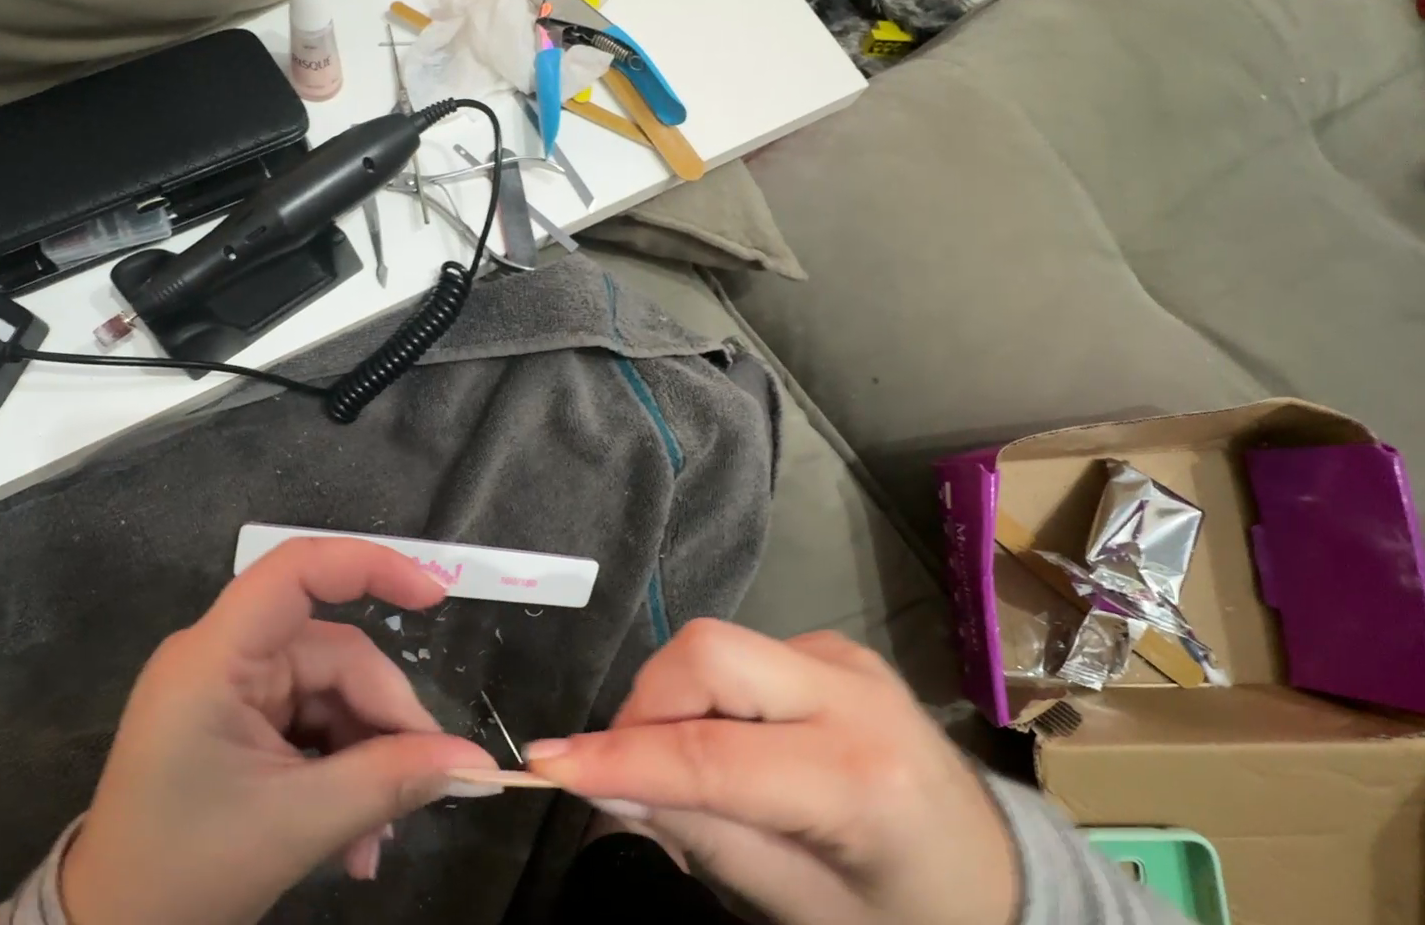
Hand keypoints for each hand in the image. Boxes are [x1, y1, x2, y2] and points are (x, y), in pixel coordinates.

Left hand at [59, 538, 499, 924]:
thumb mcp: (296, 825)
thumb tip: (476, 762)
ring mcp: (232, 690)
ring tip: (377, 839)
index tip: (435, 597)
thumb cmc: (181, 874)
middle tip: (426, 785)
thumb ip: (391, 781)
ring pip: (334, 697)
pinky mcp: (241, 722)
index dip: (370, 566)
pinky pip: (315, 727)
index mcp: (216, 657)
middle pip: (334, 655)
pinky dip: (344, 774)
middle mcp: (224, 657)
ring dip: (368, 762)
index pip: (296, 571)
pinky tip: (356, 838)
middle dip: (383, 721)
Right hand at [523, 620, 1018, 924]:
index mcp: (862, 779)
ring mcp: (842, 657)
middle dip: (643, 705)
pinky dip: (701, 695)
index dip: (621, 759)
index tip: (547, 764)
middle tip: (625, 770)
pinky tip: (722, 742)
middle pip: (707, 654)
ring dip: (668, 701)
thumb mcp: (803, 909)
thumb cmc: (906, 915)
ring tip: (675, 766)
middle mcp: (853, 693)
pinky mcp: (830, 647)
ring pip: (713, 647)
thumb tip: (607, 788)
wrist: (998, 873)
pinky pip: (736, 656)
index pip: (712, 755)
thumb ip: (704, 838)